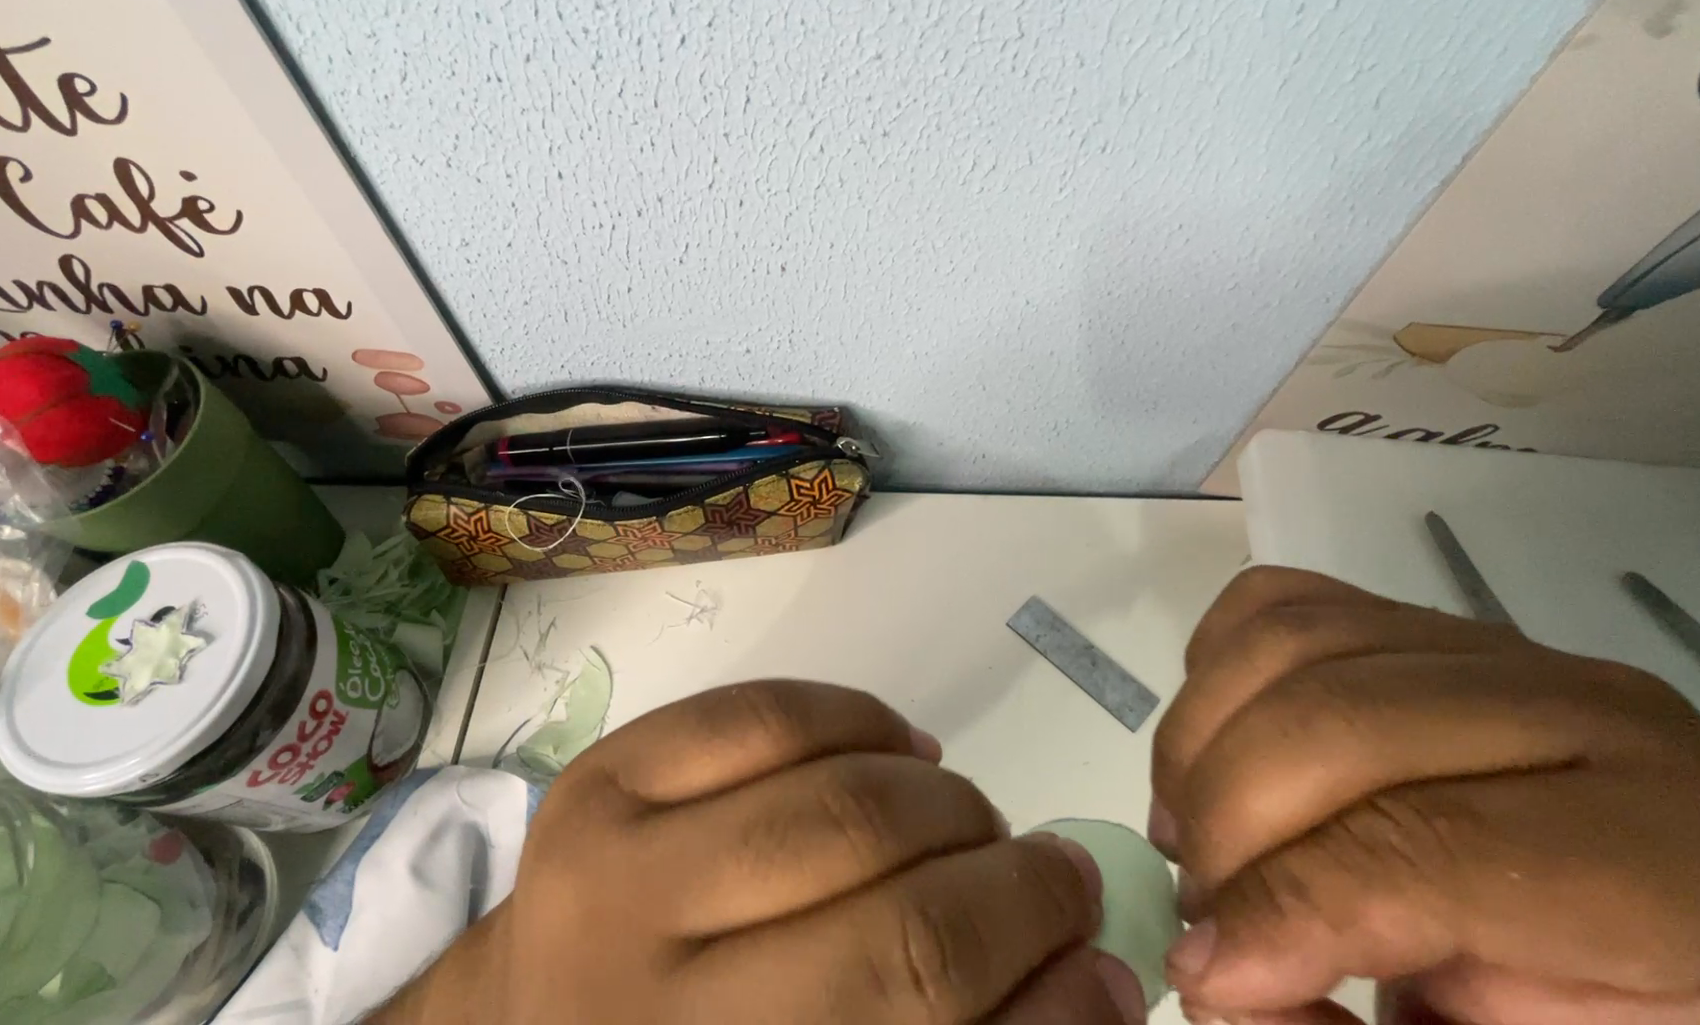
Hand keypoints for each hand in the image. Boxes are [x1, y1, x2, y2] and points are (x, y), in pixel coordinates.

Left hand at [375, 680, 1146, 1023]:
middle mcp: (642, 979)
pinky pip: (760, 711)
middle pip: (882, 883)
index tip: (1097, 942)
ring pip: (830, 785)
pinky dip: (851, 718)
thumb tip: (1100, 972)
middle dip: (1004, 870)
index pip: (914, 989)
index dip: (1036, 955)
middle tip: (1042, 870)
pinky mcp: (598, 776)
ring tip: (963, 814)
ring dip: (937, 793)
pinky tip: (893, 747)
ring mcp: (608, 859)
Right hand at [1151, 566, 1699, 1024]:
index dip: (1286, 906)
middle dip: (1224, 822)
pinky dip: (1212, 665)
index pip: (1425, 846)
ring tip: (1184, 833)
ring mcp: (1481, 646)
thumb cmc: (1640, 1009)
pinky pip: (1277, 604)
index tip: (1206, 974)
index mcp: (1666, 856)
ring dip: (1197, 744)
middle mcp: (1572, 709)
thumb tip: (1216, 990)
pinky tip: (1209, 744)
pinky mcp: (1411, 622)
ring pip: (1285, 643)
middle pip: (1331, 721)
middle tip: (1197, 911)